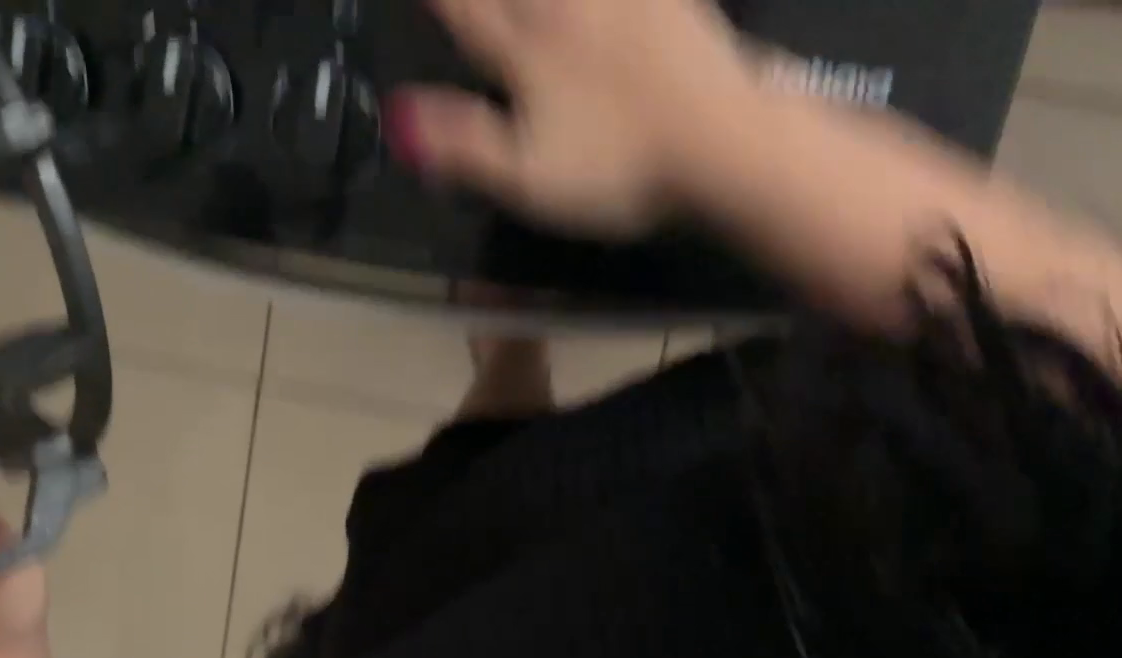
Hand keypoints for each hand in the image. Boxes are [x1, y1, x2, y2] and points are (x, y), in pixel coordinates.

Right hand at [386, 0, 762, 236]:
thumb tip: (398, 119)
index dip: (441, 0)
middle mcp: (568, 8)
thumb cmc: (617, 170)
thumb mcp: (527, 176)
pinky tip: (602, 2)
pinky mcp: (668, 0)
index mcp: (527, 52)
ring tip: (529, 4)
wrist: (722, 144)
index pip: (466, 10)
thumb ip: (462, 145)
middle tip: (469, 0)